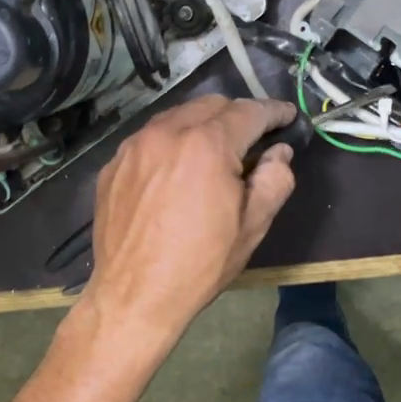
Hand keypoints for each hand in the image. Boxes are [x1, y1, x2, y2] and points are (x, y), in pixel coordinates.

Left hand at [82, 96, 298, 338]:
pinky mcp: (113, 166)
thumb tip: (278, 153)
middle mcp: (166, 133)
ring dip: (201, 127)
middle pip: (210, 105)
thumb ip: (274, 179)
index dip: (274, 112)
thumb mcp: (253, 226)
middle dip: (236, 116)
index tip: (288, 117)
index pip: (249, 112)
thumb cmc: (200, 264)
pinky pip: (149, 141)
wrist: (134, 296)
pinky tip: (176, 175)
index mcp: (206, 145)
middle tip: (252, 141)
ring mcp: (134, 147)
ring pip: (176, 118)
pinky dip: (170, 146)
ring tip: (213, 155)